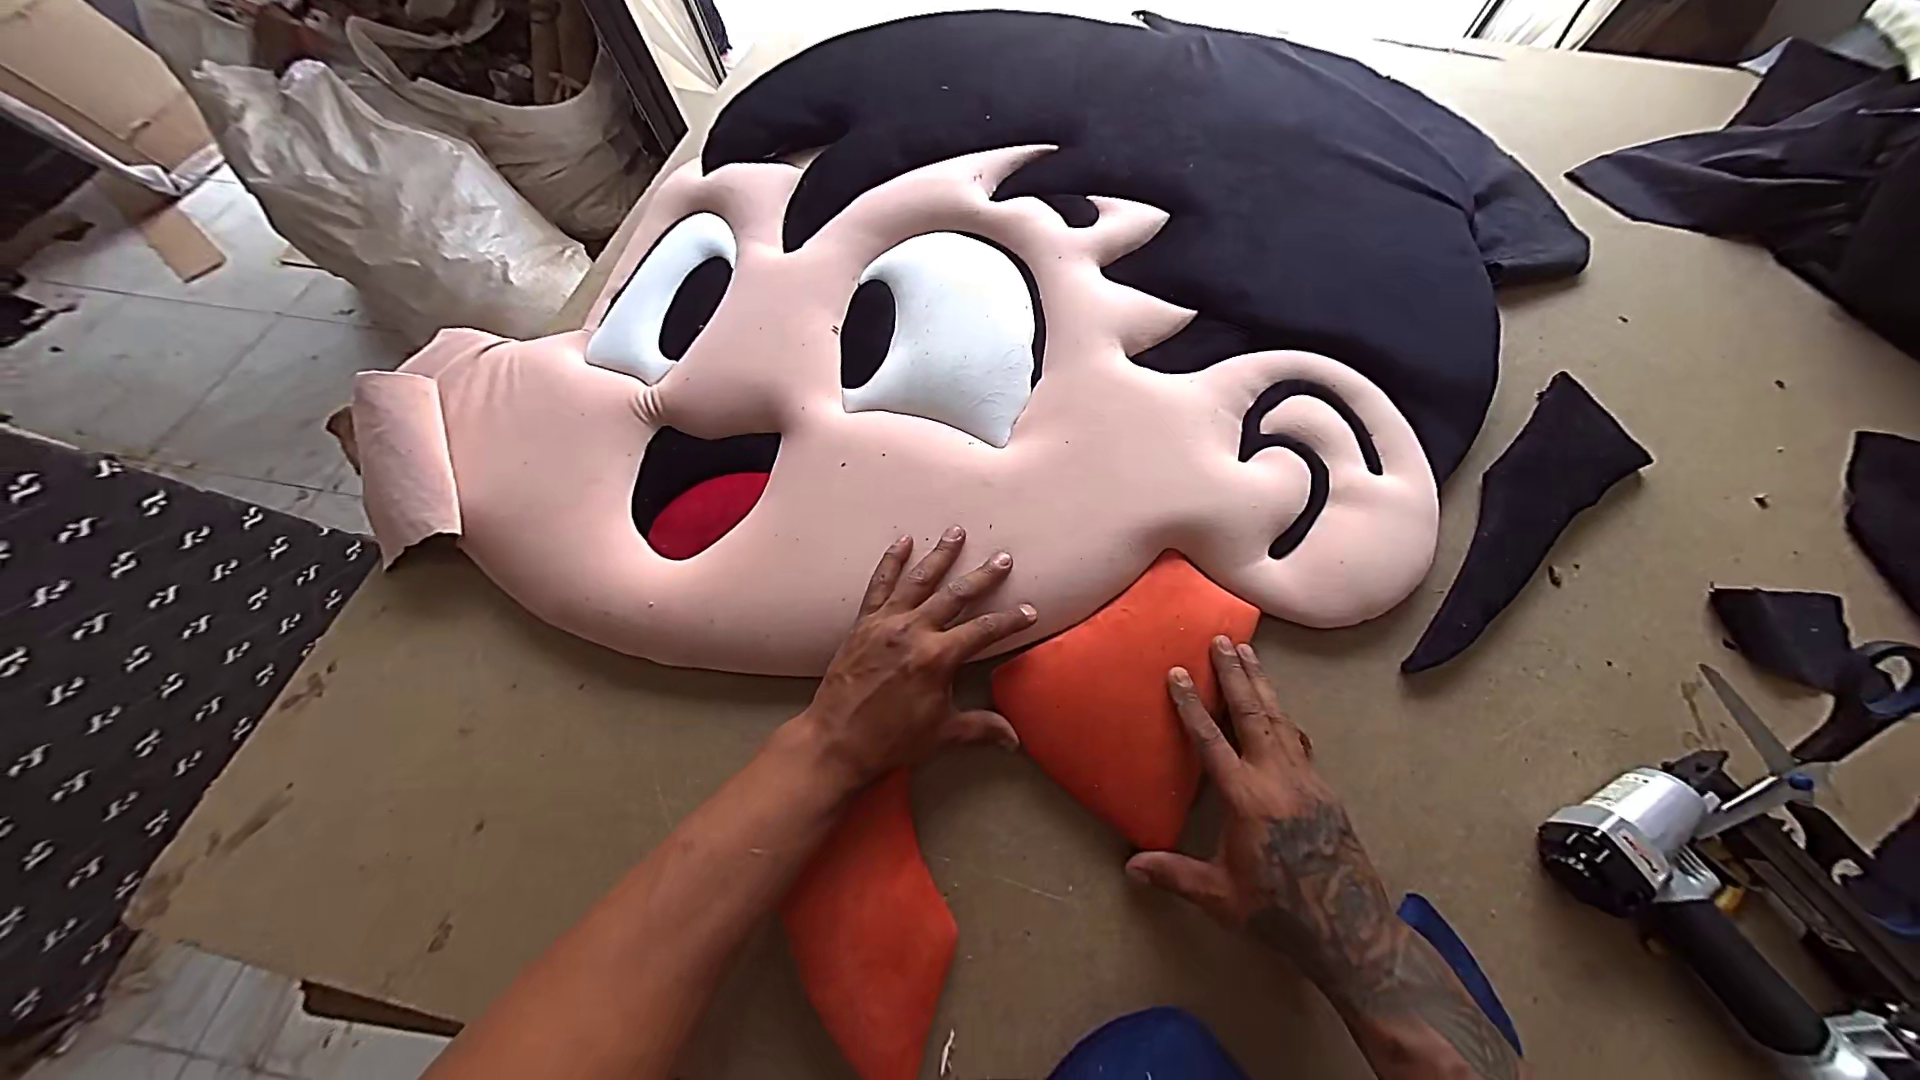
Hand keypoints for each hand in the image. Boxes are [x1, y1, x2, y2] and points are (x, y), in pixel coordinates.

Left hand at [795, 527, 1037, 787]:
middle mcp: (913, 632)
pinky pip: (879, 585)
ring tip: (956, 532)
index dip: (1010, 620)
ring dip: (940, 555)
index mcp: (937, 658)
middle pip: (956, 595)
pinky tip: (902, 542)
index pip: (984, 630)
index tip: (1029, 611)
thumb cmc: (890, 740)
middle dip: (983, 576)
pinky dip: (891, 561)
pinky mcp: (864, 623)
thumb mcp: (942, 733)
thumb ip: (981, 728)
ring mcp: (886, 624)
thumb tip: (1013, 740)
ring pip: (919, 579)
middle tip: (1002, 558)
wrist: (835, 741)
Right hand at [1126, 638, 1523, 1079]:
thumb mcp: (1221, 896)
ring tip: (1251, 656)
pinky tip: (1280, 712)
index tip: (1180, 673)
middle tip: (1225, 640)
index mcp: (1247, 798)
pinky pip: (1300, 742)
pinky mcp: (1325, 790)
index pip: (1211, 740)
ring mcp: (1306, 781)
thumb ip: (1175, 875)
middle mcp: (1277, 779)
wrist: (1353, 932)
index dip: (1192, 704)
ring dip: (1262, 685)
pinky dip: (1284, 717)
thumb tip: (1130, 868)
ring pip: (1281, 720)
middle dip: (1236, 675)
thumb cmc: (1280, 912)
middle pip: (1253, 714)